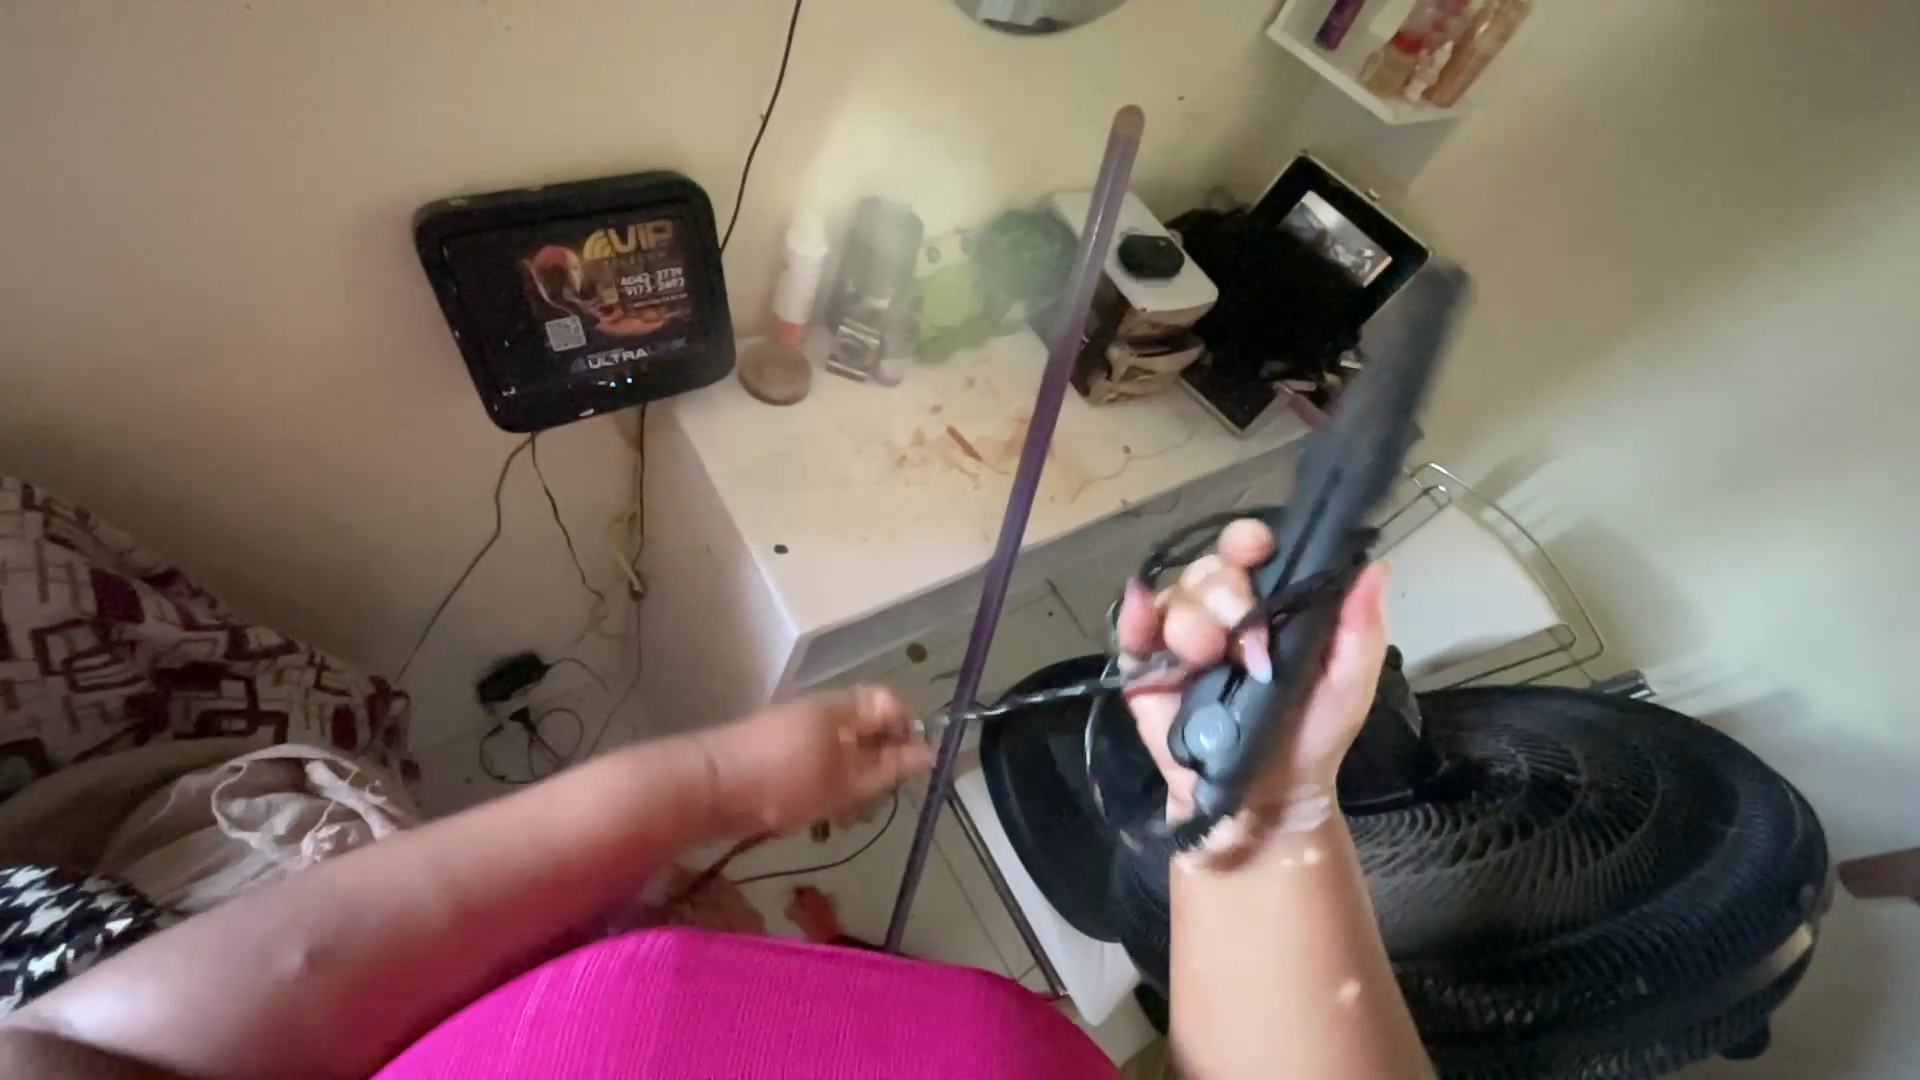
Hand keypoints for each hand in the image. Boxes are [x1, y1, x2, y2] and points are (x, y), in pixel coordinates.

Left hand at [697, 687, 932, 836]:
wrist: (707, 786)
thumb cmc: (783, 778)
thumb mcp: (845, 780)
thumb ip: (888, 767)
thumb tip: (929, 752)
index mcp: (842, 705)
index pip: (891, 703)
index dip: (906, 733)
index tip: (907, 772)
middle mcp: (823, 709)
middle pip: (869, 728)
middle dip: (877, 764)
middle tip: (869, 801)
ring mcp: (798, 728)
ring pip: (843, 750)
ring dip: (850, 781)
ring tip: (840, 815)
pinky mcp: (778, 750)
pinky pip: (818, 761)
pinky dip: (825, 784)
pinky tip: (815, 813)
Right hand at [1116, 518, 1389, 861]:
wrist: (1263, 800)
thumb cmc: (1309, 737)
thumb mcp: (1348, 685)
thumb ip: (1360, 628)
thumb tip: (1373, 566)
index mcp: (1267, 605)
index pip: (1249, 552)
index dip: (1248, 542)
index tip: (1255, 551)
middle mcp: (1220, 612)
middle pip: (1208, 571)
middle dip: (1225, 598)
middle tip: (1244, 646)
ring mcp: (1179, 637)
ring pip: (1174, 596)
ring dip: (1191, 622)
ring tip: (1205, 661)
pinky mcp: (1146, 666)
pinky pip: (1132, 628)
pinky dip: (1134, 615)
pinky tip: (1141, 610)